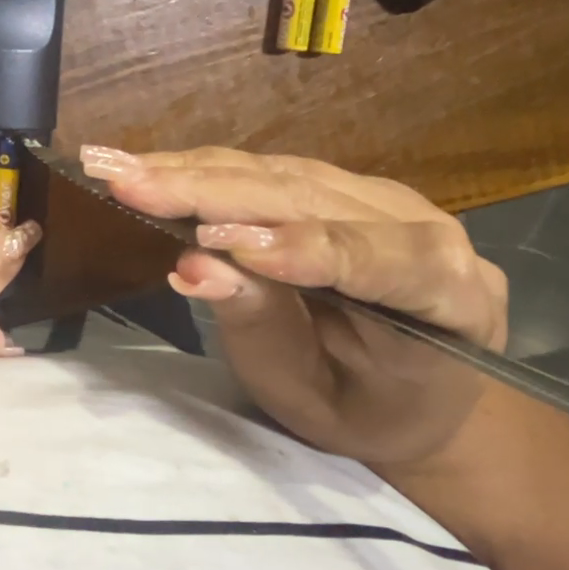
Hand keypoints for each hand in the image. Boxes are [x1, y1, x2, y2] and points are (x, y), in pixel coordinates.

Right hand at [81, 145, 507, 468]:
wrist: (403, 392)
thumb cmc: (359, 405)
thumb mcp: (310, 391)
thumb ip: (259, 324)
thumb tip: (193, 268)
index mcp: (451, 300)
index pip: (387, 259)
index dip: (304, 244)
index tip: (219, 242)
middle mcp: (421, 228)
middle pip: (311, 197)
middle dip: (210, 191)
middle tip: (124, 183)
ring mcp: (374, 198)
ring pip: (278, 171)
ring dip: (190, 170)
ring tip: (117, 167)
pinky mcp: (330, 185)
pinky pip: (263, 168)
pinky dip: (197, 167)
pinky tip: (145, 164)